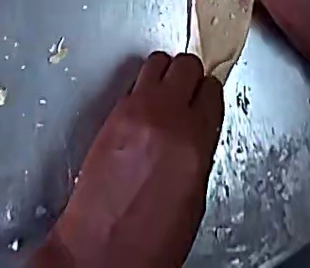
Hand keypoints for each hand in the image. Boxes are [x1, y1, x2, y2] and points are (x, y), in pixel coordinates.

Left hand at [35, 52, 223, 267]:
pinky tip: (142, 111)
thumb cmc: (148, 242)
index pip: (212, 90)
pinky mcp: (113, 114)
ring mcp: (138, 112)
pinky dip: (142, 89)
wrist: (97, 255)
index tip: (205, 98)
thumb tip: (199, 127)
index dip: (209, 94)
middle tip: (185, 90)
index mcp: (195, 142)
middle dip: (189, 76)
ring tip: (162, 92)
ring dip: (164, 73)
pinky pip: (134, 83)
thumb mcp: (194, 198)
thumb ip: (200, 150)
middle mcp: (168, 118)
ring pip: (158, 62)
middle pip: (187, 65)